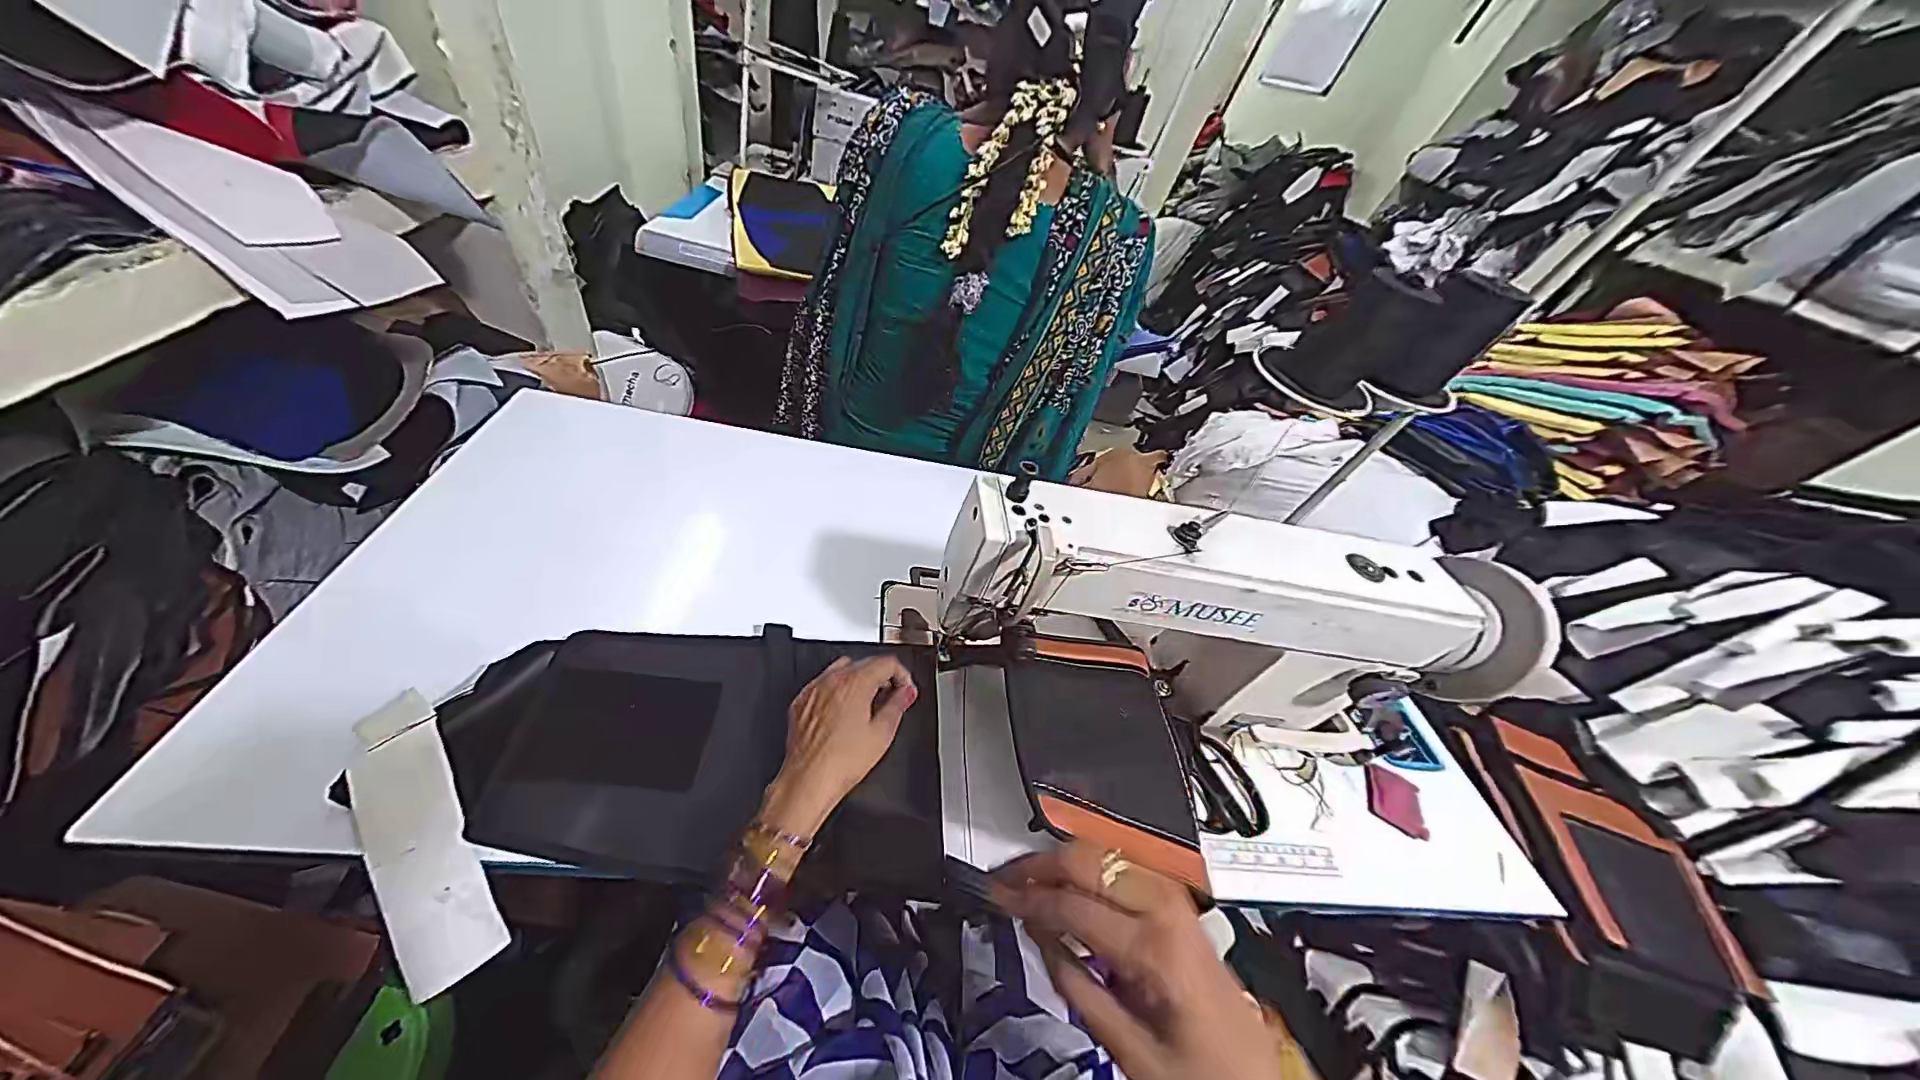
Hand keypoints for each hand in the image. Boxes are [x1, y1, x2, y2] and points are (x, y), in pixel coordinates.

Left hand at [759, 656, 915, 839]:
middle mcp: (831, 680)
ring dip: (859, 678)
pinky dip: (837, 689)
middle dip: (883, 675)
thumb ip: (897, 705)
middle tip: (893, 695)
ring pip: (842, 669)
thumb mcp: (882, 733)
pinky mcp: (801, 702)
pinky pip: (823, 684)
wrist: (808, 780)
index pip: (886, 663)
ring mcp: (814, 690)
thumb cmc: (840, 762)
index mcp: (854, 683)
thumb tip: (906, 693)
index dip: (902, 674)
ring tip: (868, 702)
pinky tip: (844, 711)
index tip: (905, 688)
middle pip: (865, 662)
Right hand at [994, 844, 1279, 1079]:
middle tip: (1005, 878)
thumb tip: (1037, 932)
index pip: (1071, 903)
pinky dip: (1087, 864)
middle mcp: (1167, 908)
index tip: (998, 895)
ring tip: (1029, 876)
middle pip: (1086, 858)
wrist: (1254, 1072)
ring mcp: (1175, 898)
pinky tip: (1068, 878)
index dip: (1026, 897)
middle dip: (1038, 864)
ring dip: (1061, 859)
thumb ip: (1075, 984)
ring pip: (1103, 850)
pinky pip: (1122, 862)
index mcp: (1155, 948)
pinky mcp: (1177, 899)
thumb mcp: (1128, 1047)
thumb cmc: (1203, 1069)